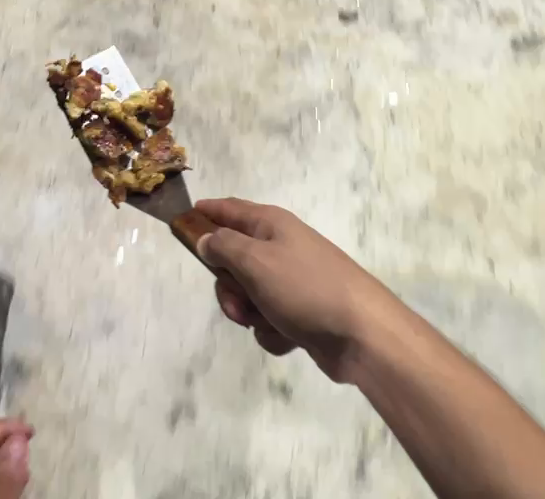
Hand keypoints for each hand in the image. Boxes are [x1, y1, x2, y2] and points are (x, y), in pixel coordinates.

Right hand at [194, 198, 391, 381]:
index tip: (182, 223)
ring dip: (248, 312)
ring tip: (264, 321)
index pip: (229, 209)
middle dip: (228, 285)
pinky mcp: (301, 313)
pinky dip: (272, 330)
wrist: (362, 335)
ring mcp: (292, 281)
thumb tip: (206, 239)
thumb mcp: (254, 260)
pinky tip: (287, 336)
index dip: (205, 213)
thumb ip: (223, 247)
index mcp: (270, 224)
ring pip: (248, 294)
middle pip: (233, 259)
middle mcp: (280, 247)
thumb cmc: (304, 287)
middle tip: (237, 300)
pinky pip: (268, 319)